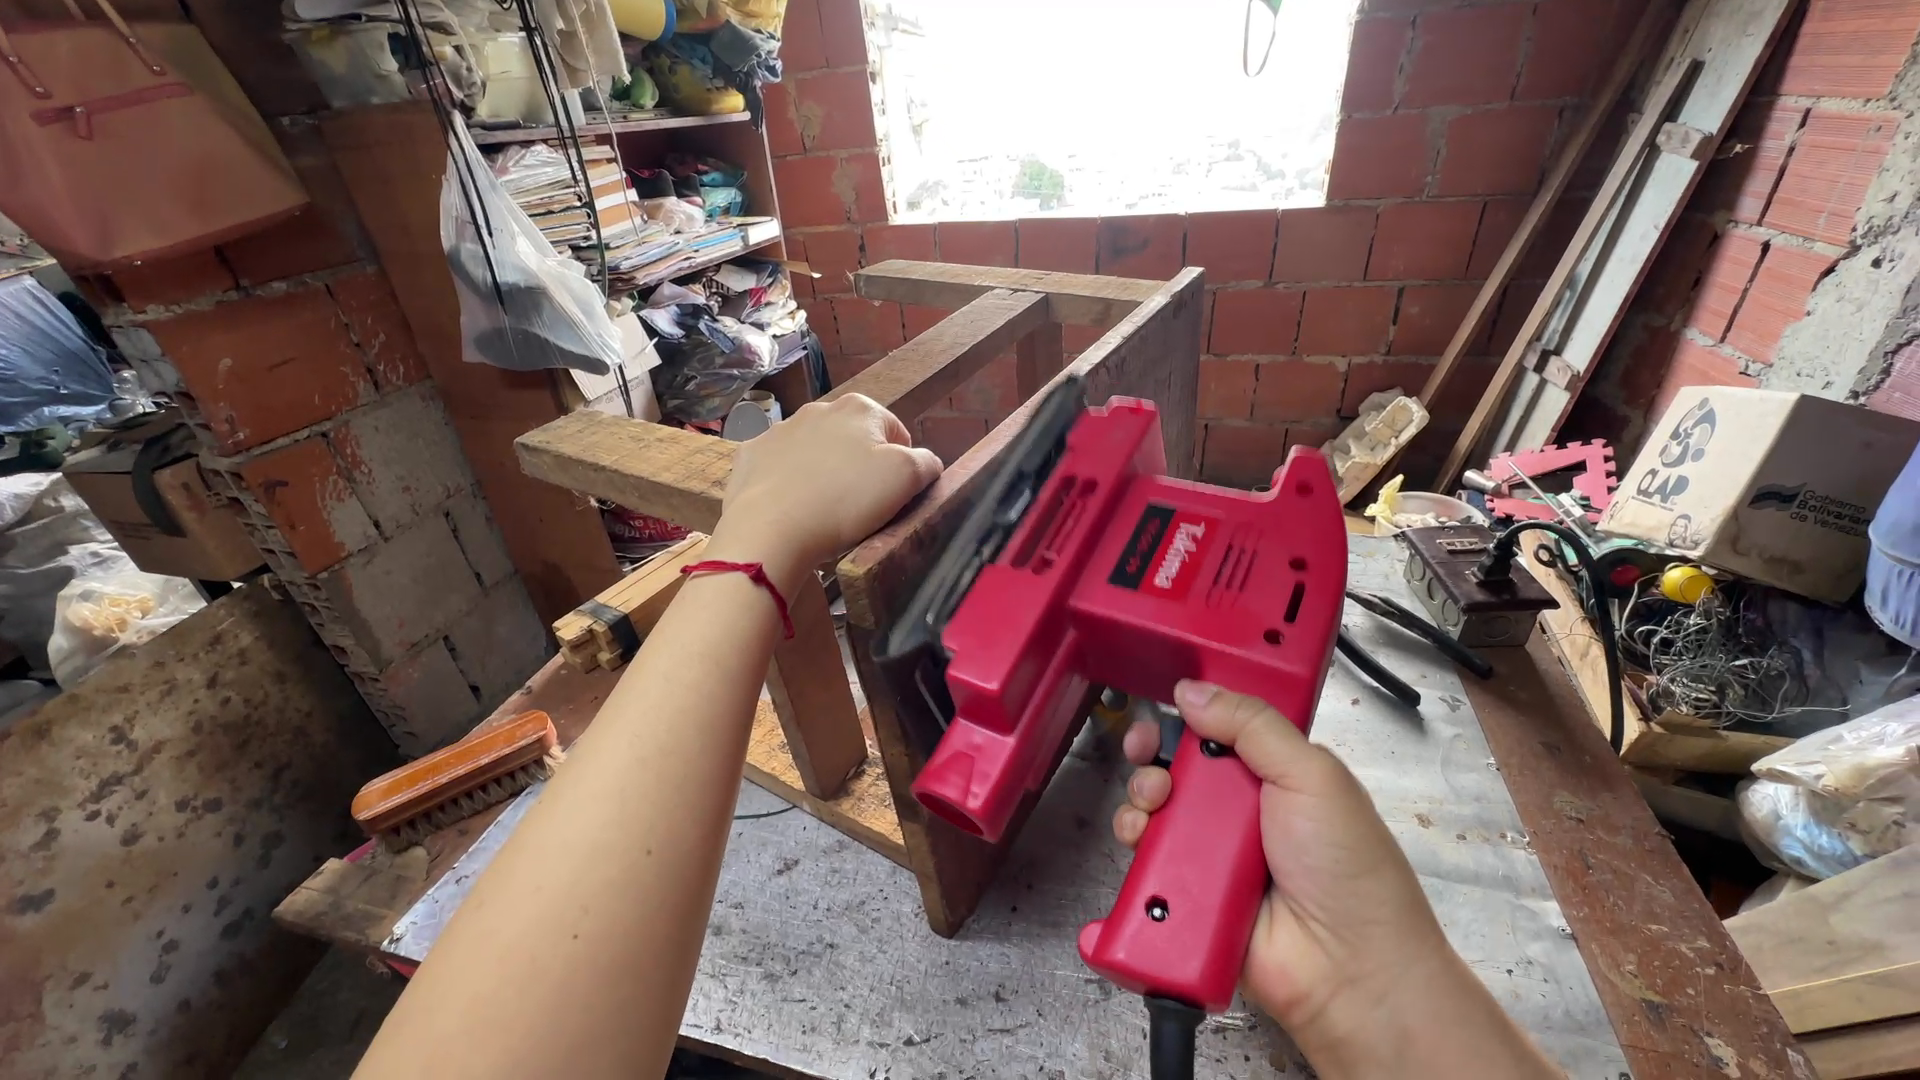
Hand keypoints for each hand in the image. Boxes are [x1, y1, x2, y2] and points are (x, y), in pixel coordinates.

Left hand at [709, 394, 941, 589]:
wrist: (770, 529)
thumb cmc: (845, 501)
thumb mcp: (906, 479)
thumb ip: (926, 463)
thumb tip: (925, 462)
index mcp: (859, 408)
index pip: (897, 433)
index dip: (902, 467)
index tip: (891, 496)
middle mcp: (818, 409)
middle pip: (854, 439)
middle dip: (860, 466)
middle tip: (860, 506)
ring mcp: (779, 430)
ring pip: (816, 451)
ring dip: (825, 473)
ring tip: (825, 510)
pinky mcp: (751, 455)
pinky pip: (780, 466)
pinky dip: (789, 482)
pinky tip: (792, 506)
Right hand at [1115, 682, 1556, 1078]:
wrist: (1348, 970)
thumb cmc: (1345, 865)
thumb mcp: (1311, 775)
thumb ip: (1253, 725)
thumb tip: (1191, 691)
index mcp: (1272, 772)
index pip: (1218, 730)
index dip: (1186, 716)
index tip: (1166, 710)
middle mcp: (1235, 810)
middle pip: (1174, 765)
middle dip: (1151, 754)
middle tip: (1144, 753)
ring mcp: (1208, 852)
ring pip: (1153, 809)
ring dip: (1142, 799)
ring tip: (1153, 808)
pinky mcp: (1186, 893)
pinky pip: (1146, 860)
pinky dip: (1136, 847)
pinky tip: (1142, 842)